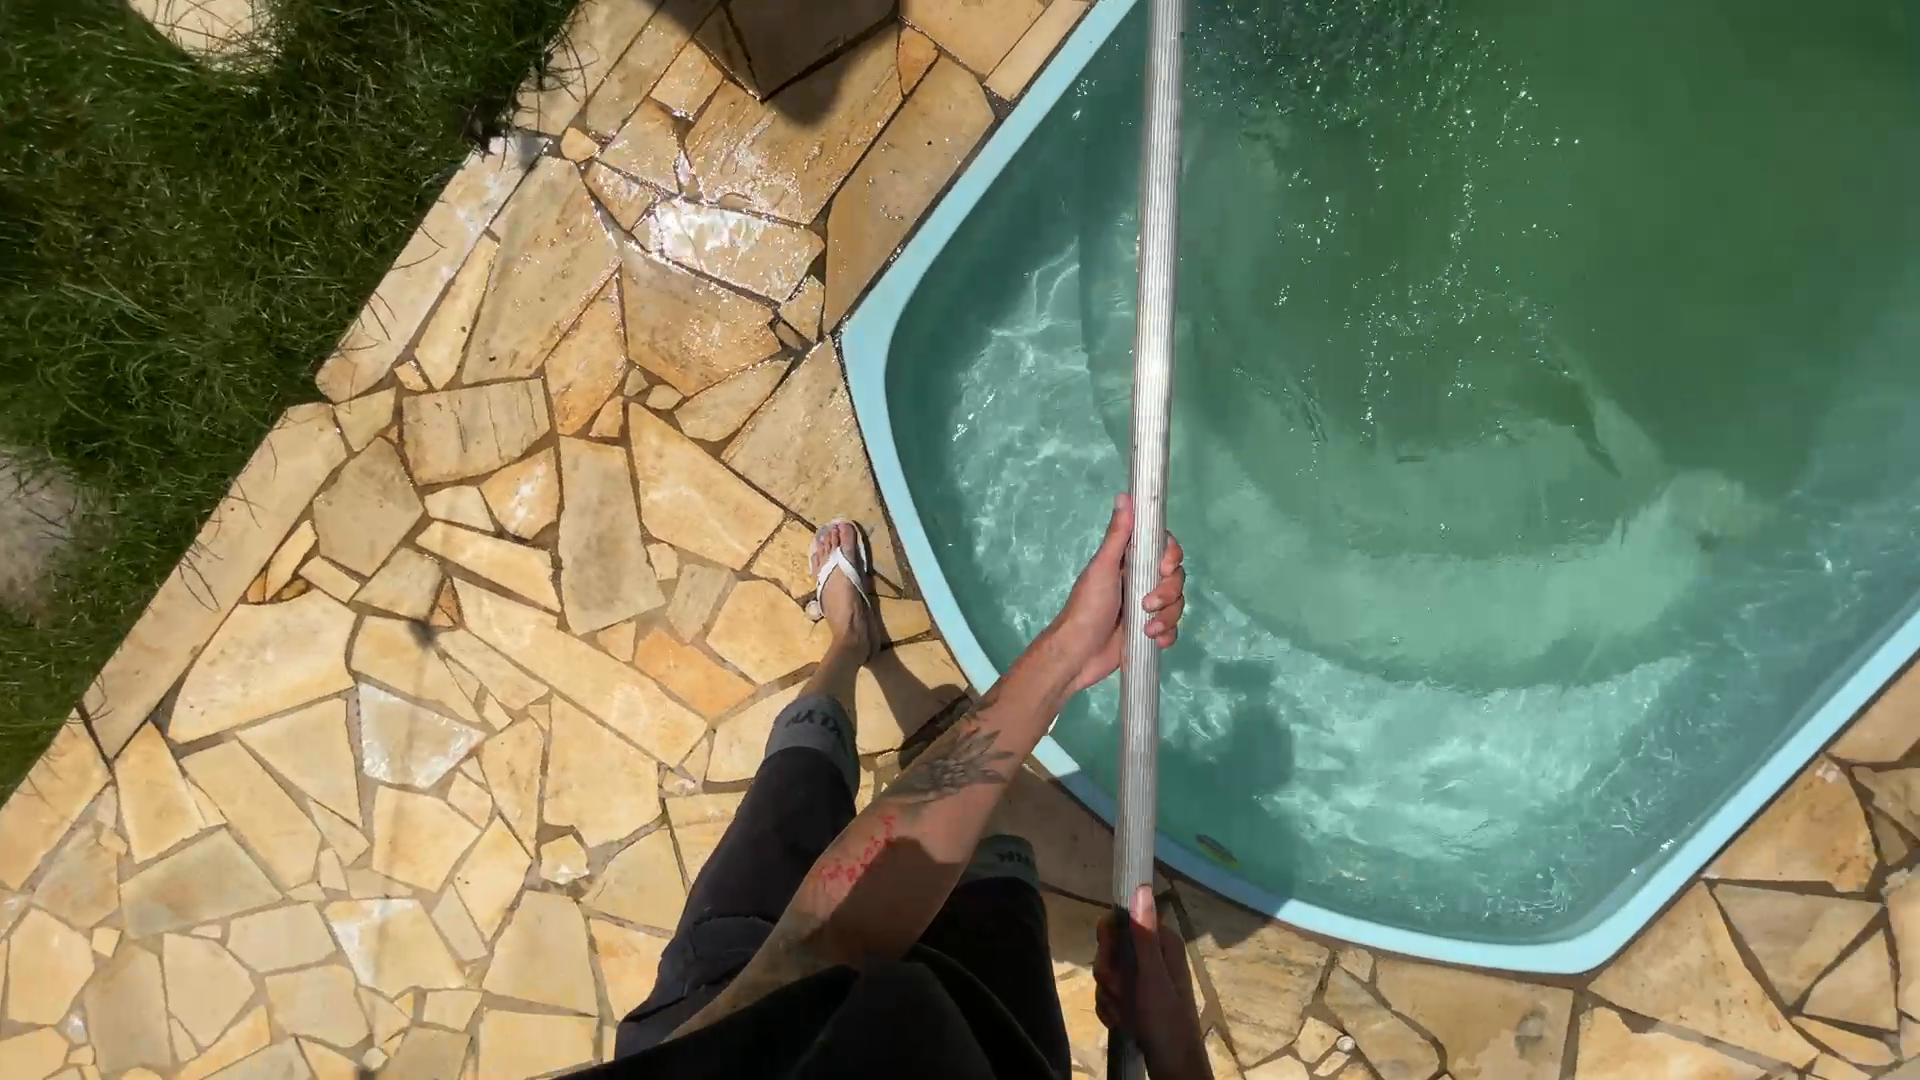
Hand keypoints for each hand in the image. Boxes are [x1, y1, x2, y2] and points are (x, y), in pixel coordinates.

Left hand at [1044, 494, 1186, 695]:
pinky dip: (1167, 634)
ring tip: (1147, 628)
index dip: (1171, 556)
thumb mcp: (1102, 568)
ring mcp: (1144, 607)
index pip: (1162, 550)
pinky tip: (1153, 640)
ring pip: (1176, 604)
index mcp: (1128, 563)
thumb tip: (1124, 496)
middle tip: (1147, 603)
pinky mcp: (1147, 631)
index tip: (1164, 567)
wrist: (1078, 654)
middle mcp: (1138, 582)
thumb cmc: (1086, 608)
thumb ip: (1117, 535)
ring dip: (1167, 617)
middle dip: (1168, 592)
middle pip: (1175, 578)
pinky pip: (1172, 629)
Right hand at [1096, 885, 1210, 1079]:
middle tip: (1121, 993)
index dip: (1109, 940)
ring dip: (1111, 997)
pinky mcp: (1135, 1000)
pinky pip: (1109, 995)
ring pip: (1107, 974)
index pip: (1121, 921)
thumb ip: (1144, 935)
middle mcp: (1153, 956)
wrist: (1174, 1072)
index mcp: (1162, 943)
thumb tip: (1141, 886)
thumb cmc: (1167, 1023)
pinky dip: (1112, 1010)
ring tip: (1126, 1016)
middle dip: (1109, 975)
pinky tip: (1123, 1025)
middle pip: (1110, 948)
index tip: (1110, 959)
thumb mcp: (1153, 978)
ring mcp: (1143, 979)